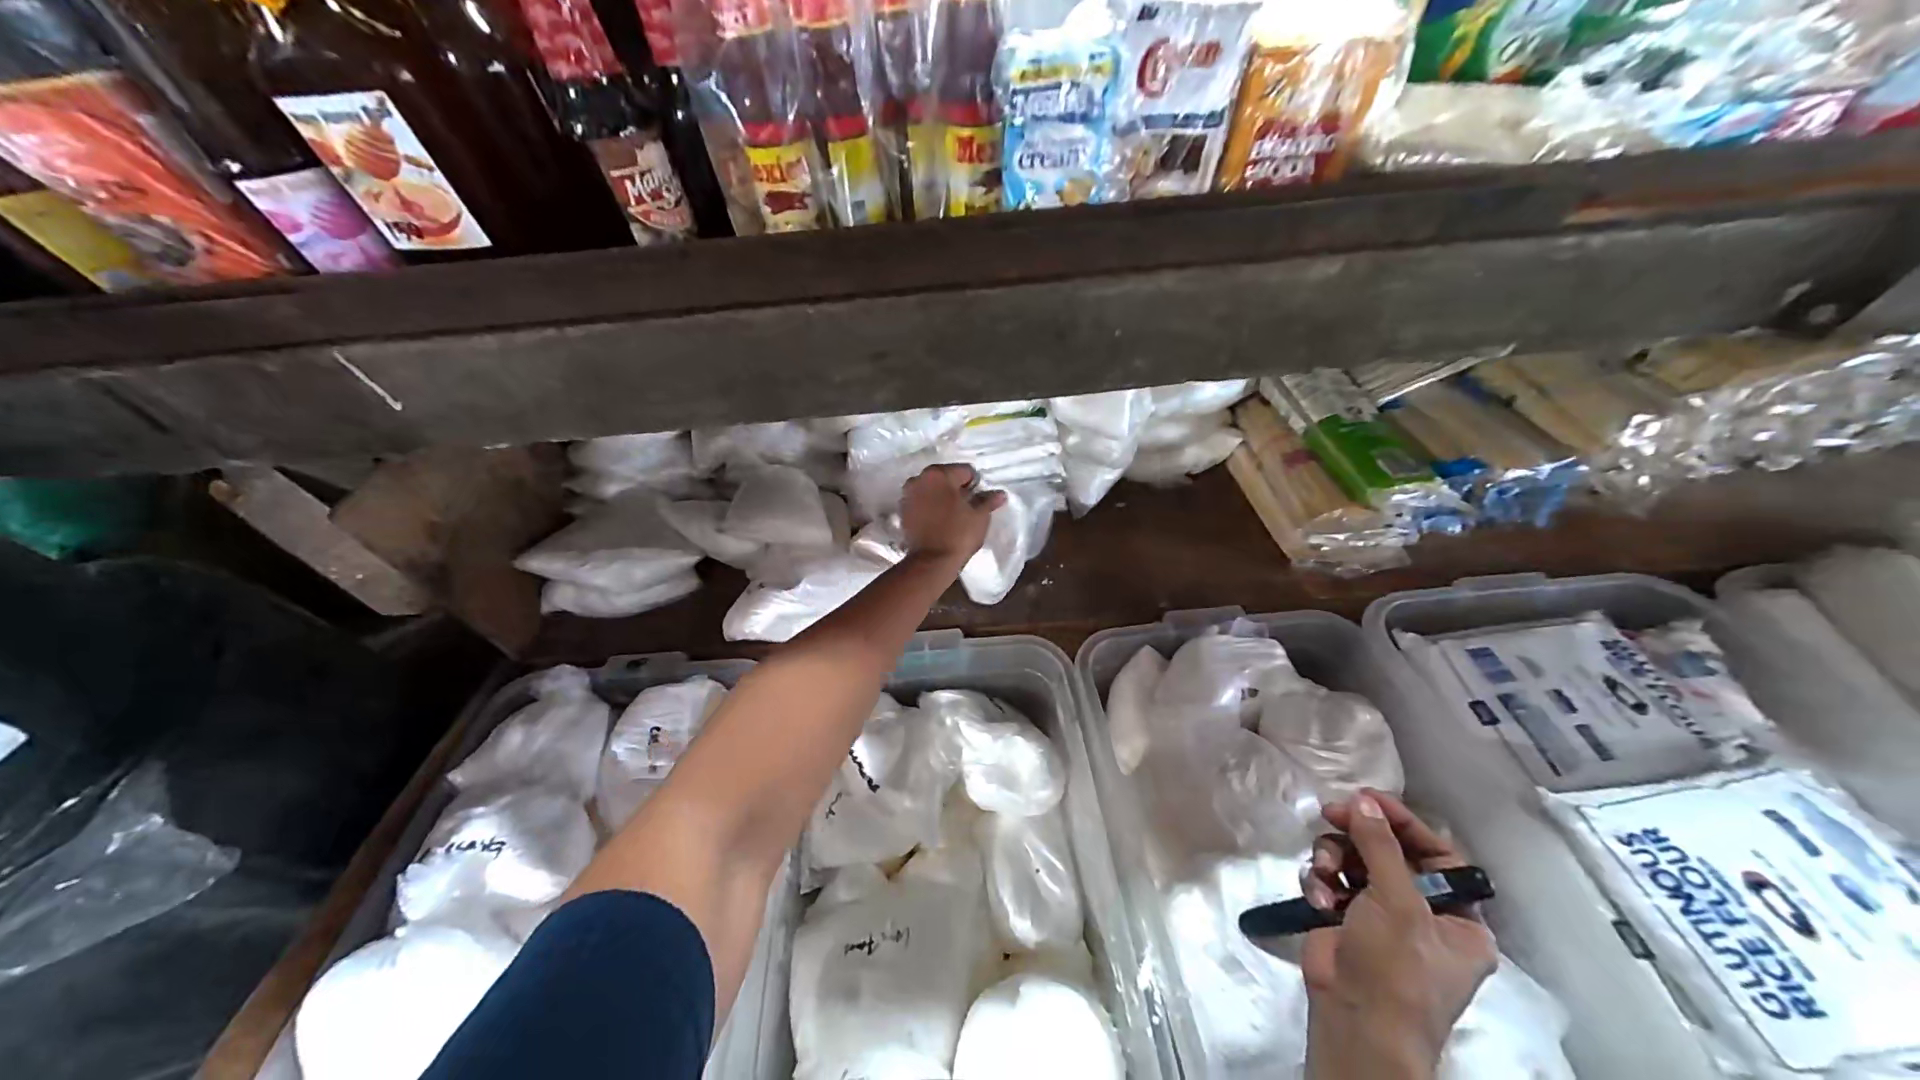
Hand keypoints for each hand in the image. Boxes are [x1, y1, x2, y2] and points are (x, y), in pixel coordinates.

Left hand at [899, 464, 1004, 565]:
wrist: (931, 562)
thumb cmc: (958, 534)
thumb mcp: (980, 516)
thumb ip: (988, 500)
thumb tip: (1000, 494)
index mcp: (938, 474)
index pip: (965, 471)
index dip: (975, 485)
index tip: (979, 501)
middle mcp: (919, 479)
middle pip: (945, 478)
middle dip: (957, 489)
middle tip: (967, 508)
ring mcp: (907, 495)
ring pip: (931, 490)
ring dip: (941, 497)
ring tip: (953, 516)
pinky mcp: (902, 511)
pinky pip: (921, 502)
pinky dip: (930, 507)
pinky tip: (939, 521)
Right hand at [1301, 790, 1495, 1079]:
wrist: (1355, 1021)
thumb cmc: (1396, 966)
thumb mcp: (1397, 901)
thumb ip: (1380, 846)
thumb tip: (1363, 800)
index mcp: (1458, 917)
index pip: (1436, 853)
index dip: (1403, 823)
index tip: (1368, 798)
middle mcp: (1421, 914)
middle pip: (1387, 853)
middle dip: (1357, 836)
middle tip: (1330, 814)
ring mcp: (1379, 917)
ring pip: (1353, 863)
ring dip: (1332, 860)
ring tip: (1322, 872)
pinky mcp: (1343, 919)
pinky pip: (1330, 882)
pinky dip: (1320, 883)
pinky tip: (1317, 897)